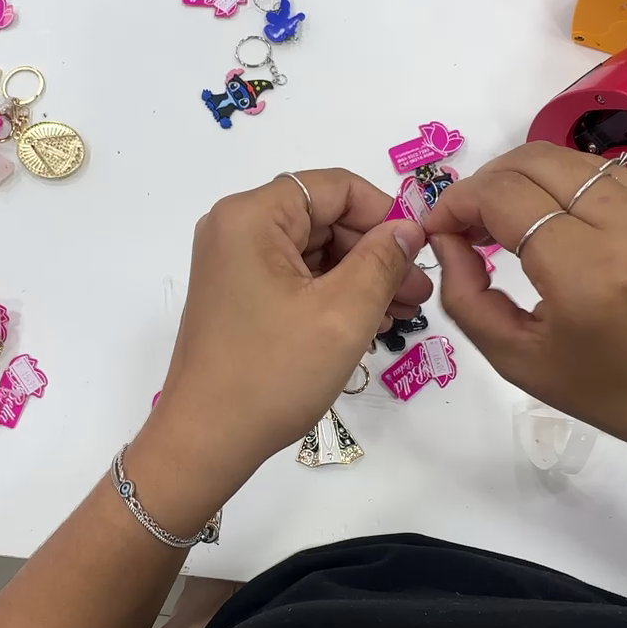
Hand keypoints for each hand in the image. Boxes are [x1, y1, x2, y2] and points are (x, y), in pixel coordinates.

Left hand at [138, 170, 431, 510]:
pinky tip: (368, 321)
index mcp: (250, 216)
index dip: (384, 213)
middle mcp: (233, 228)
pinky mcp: (235, 293)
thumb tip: (408, 228)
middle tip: (417, 293)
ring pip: (311, 250)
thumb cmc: (273, 373)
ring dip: (358, 276)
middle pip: (321, 217)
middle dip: (374, 251)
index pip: (333, 187)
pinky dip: (330, 293)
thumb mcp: (343, 313)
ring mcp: (231, 262)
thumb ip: (383, 260)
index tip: (420, 251)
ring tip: (402, 312)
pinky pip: (292, 276)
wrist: (206, 440)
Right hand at [422, 142, 626, 459]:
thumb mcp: (517, 360)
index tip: (439, 228)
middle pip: (533, 161)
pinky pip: (605, 174)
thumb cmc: (613, 394)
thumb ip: (464, 295)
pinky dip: (564, 187)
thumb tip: (446, 238)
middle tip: (467, 222)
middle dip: (484, 182)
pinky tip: (555, 222)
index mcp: (589, 275)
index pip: (503, 197)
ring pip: (568, 159)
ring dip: (522, 179)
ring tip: (504, 220)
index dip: (457, 202)